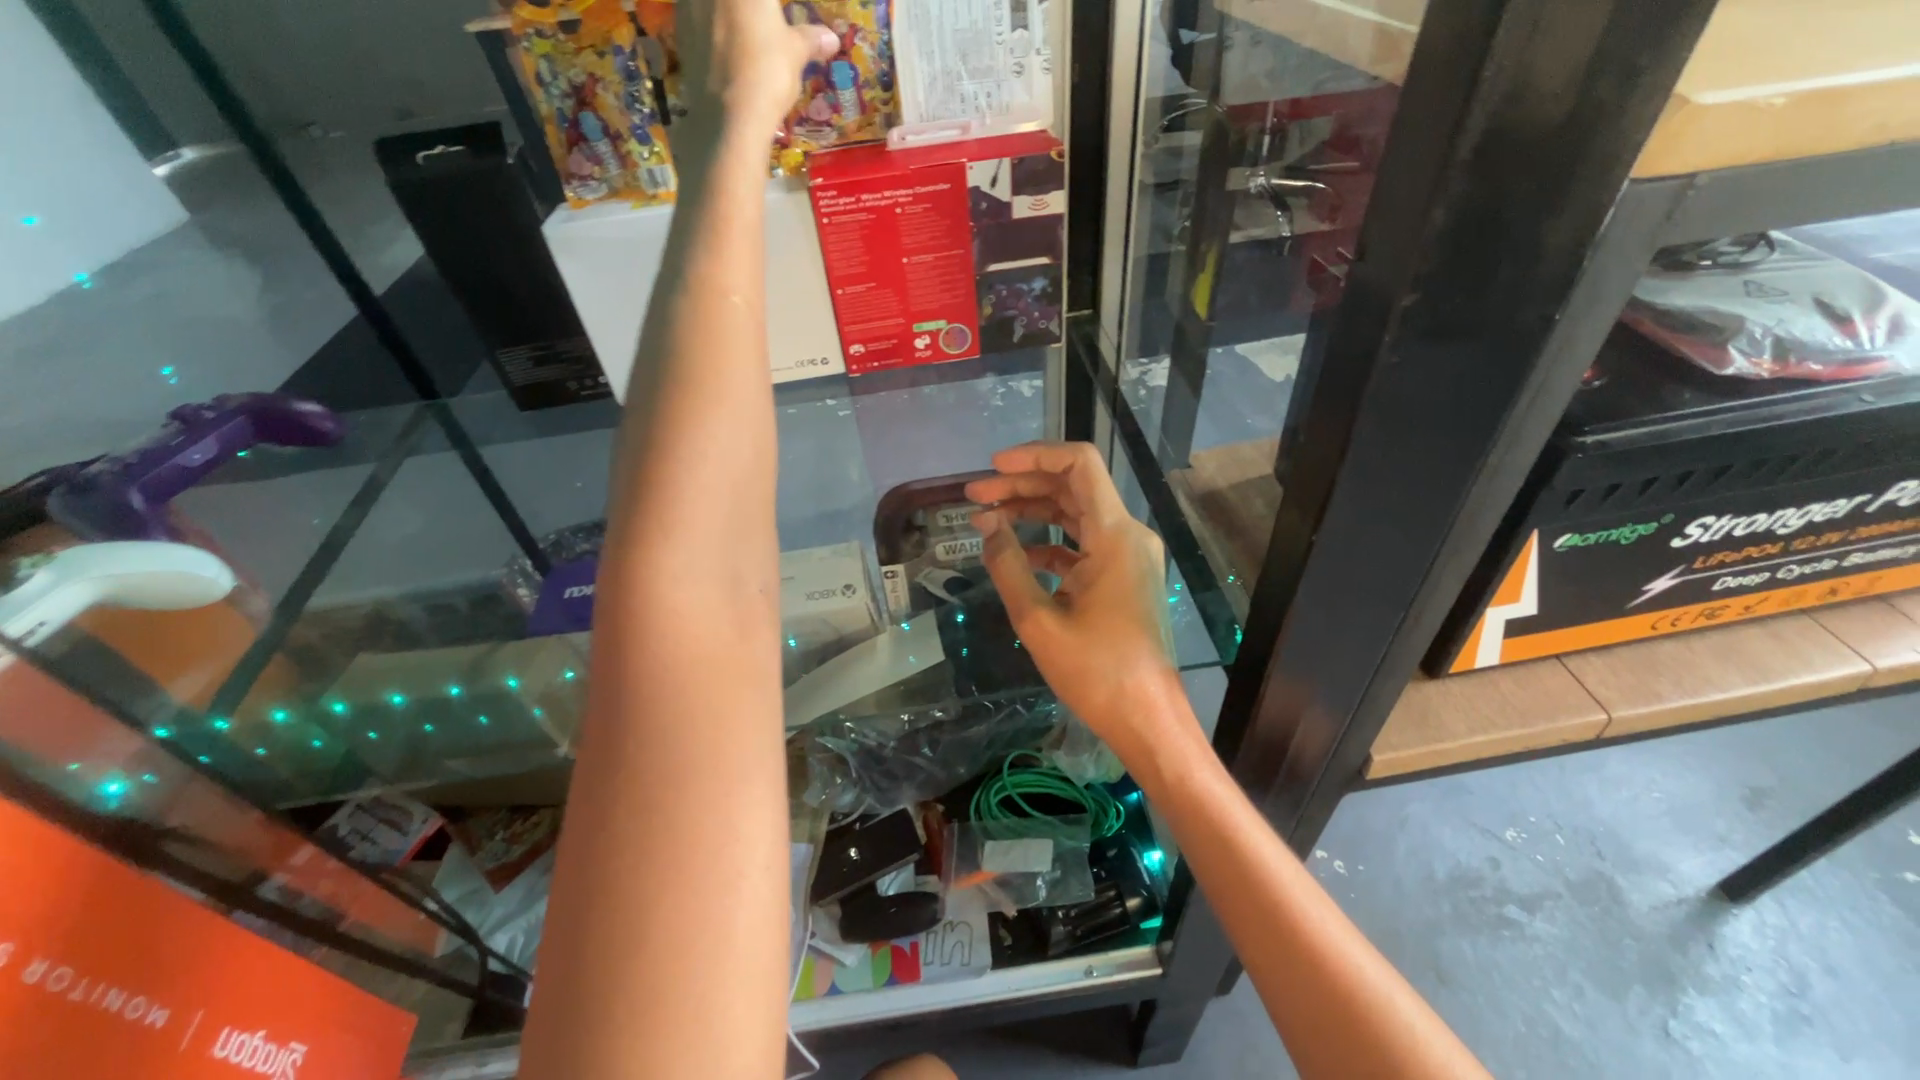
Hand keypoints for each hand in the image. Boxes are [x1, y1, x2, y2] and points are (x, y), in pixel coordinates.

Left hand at [677, 0, 838, 137]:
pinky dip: (710, 26)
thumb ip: (810, 38)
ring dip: (725, 14)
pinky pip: (695, 16)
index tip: (778, 15)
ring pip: (711, 5)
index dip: (771, 8)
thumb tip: (831, 38)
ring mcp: (689, 5)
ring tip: (744, 32)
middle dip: (751, 9)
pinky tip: (724, 46)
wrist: (728, 117)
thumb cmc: (768, 72)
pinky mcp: (679, 32)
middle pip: (738, 2)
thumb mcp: (796, 53)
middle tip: (765, 20)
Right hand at [966, 443, 1182, 755]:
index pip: (1079, 465)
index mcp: (1114, 535)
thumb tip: (988, 526)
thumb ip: (1008, 565)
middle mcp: (1128, 534)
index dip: (1034, 455)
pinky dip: (1050, 542)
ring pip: (1077, 515)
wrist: (1147, 717)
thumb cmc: (1095, 671)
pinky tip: (1015, 553)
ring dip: (1033, 512)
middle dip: (1022, 485)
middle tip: (975, 496)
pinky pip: (1084, 544)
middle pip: (1073, 488)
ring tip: (986, 520)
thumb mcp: (1038, 620)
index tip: (993, 467)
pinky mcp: (1126, 578)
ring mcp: (1130, 556)